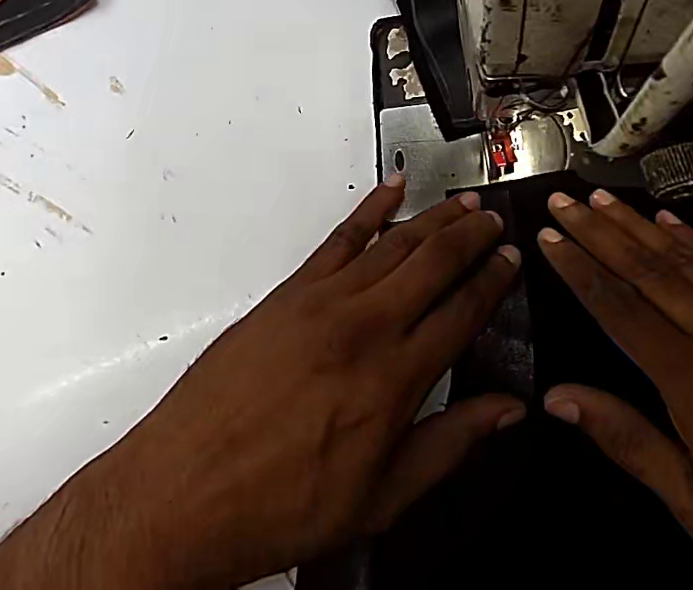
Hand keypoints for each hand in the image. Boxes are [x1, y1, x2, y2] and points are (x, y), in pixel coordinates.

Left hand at [0, 177, 523, 589]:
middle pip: (436, 262)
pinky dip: (371, 207)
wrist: (182, 493)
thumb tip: (508, 410)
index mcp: (394, 379)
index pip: (462, 312)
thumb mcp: (380, 498)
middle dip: (473, 236)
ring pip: (396, 242)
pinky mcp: (291, 290)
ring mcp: (325, 300)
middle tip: (495, 220)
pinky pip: (340, 236)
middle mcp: (366, 327)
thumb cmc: (282, 504)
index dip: (493, 281)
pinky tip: (393, 188)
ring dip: (435, 218)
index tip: (510, 260)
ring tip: (464, 203)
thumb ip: (450, 445)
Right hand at [536, 189, 692, 589]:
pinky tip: (677, 226)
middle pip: (649, 270)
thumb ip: (627, 439)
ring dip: (642, 227)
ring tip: (608, 200)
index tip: (550, 236)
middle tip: (566, 198)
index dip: (579, 267)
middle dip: (600, 230)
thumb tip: (562, 399)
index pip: (620, 307)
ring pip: (690, 262)